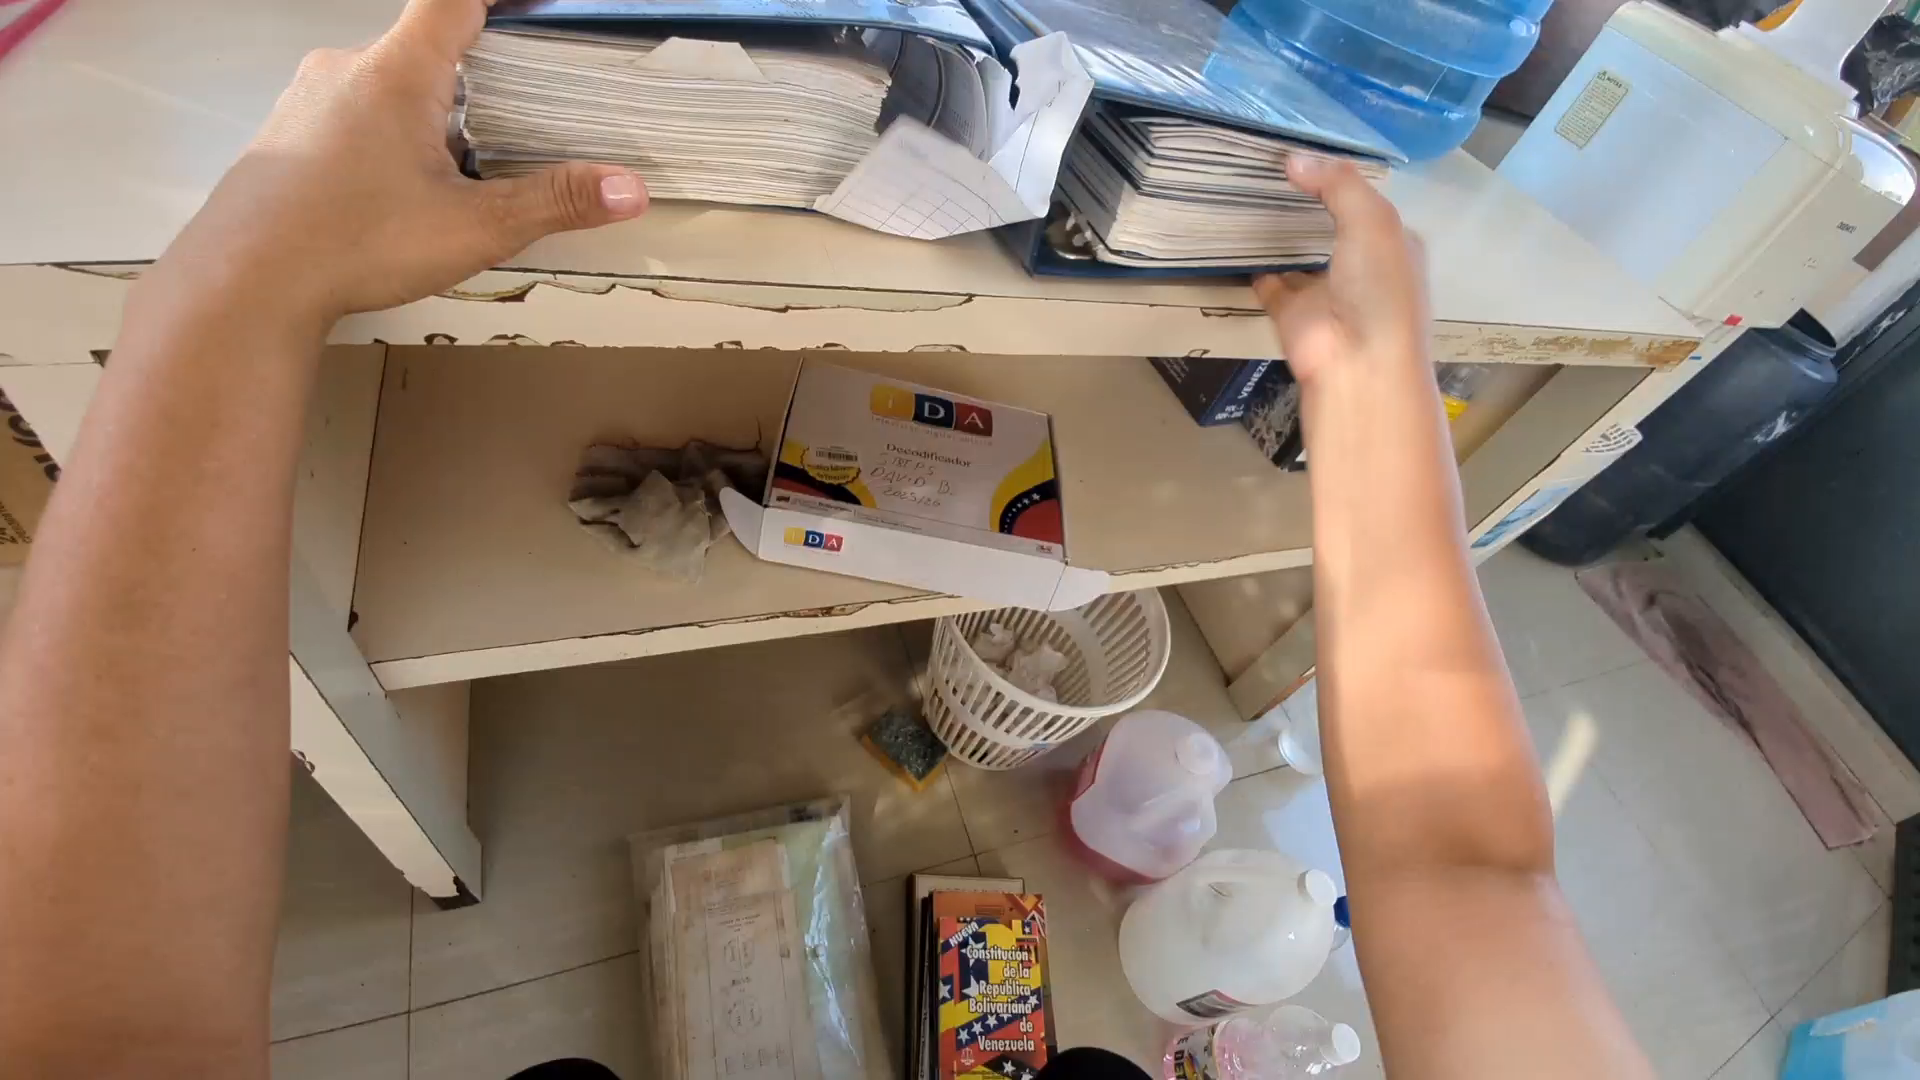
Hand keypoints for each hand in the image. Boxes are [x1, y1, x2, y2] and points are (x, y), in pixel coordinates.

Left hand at [138, 0, 648, 331]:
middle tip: (527, 126)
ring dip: (440, 117)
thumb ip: (557, 203)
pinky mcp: (293, 136)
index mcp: (395, 74)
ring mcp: (311, 101)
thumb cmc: (367, 238)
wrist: (249, 278)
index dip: (495, 1)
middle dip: (481, 81)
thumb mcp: (479, 226)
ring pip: (394, 90)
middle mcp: (346, 69)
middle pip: (427, 52)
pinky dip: (403, 138)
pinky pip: (363, 117)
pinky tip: (415, 194)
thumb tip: (635, 188)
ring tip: (476, 173)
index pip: (450, 4)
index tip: (534, 10)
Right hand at [1252, 156, 1428, 390]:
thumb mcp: (1371, 222)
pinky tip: (1237, 244)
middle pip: (1330, 224)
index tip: (1307, 150)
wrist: (1355, 361)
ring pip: (1298, 253)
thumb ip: (1337, 186)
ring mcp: (1323, 290)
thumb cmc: (1378, 289)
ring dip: (1279, 234)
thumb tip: (1292, 158)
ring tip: (1249, 196)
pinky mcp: (1290, 312)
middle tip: (1271, 168)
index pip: (1366, 199)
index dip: (1340, 177)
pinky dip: (1255, 268)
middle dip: (1307, 202)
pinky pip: (1269, 284)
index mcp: (1391, 241)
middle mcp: (1359, 264)